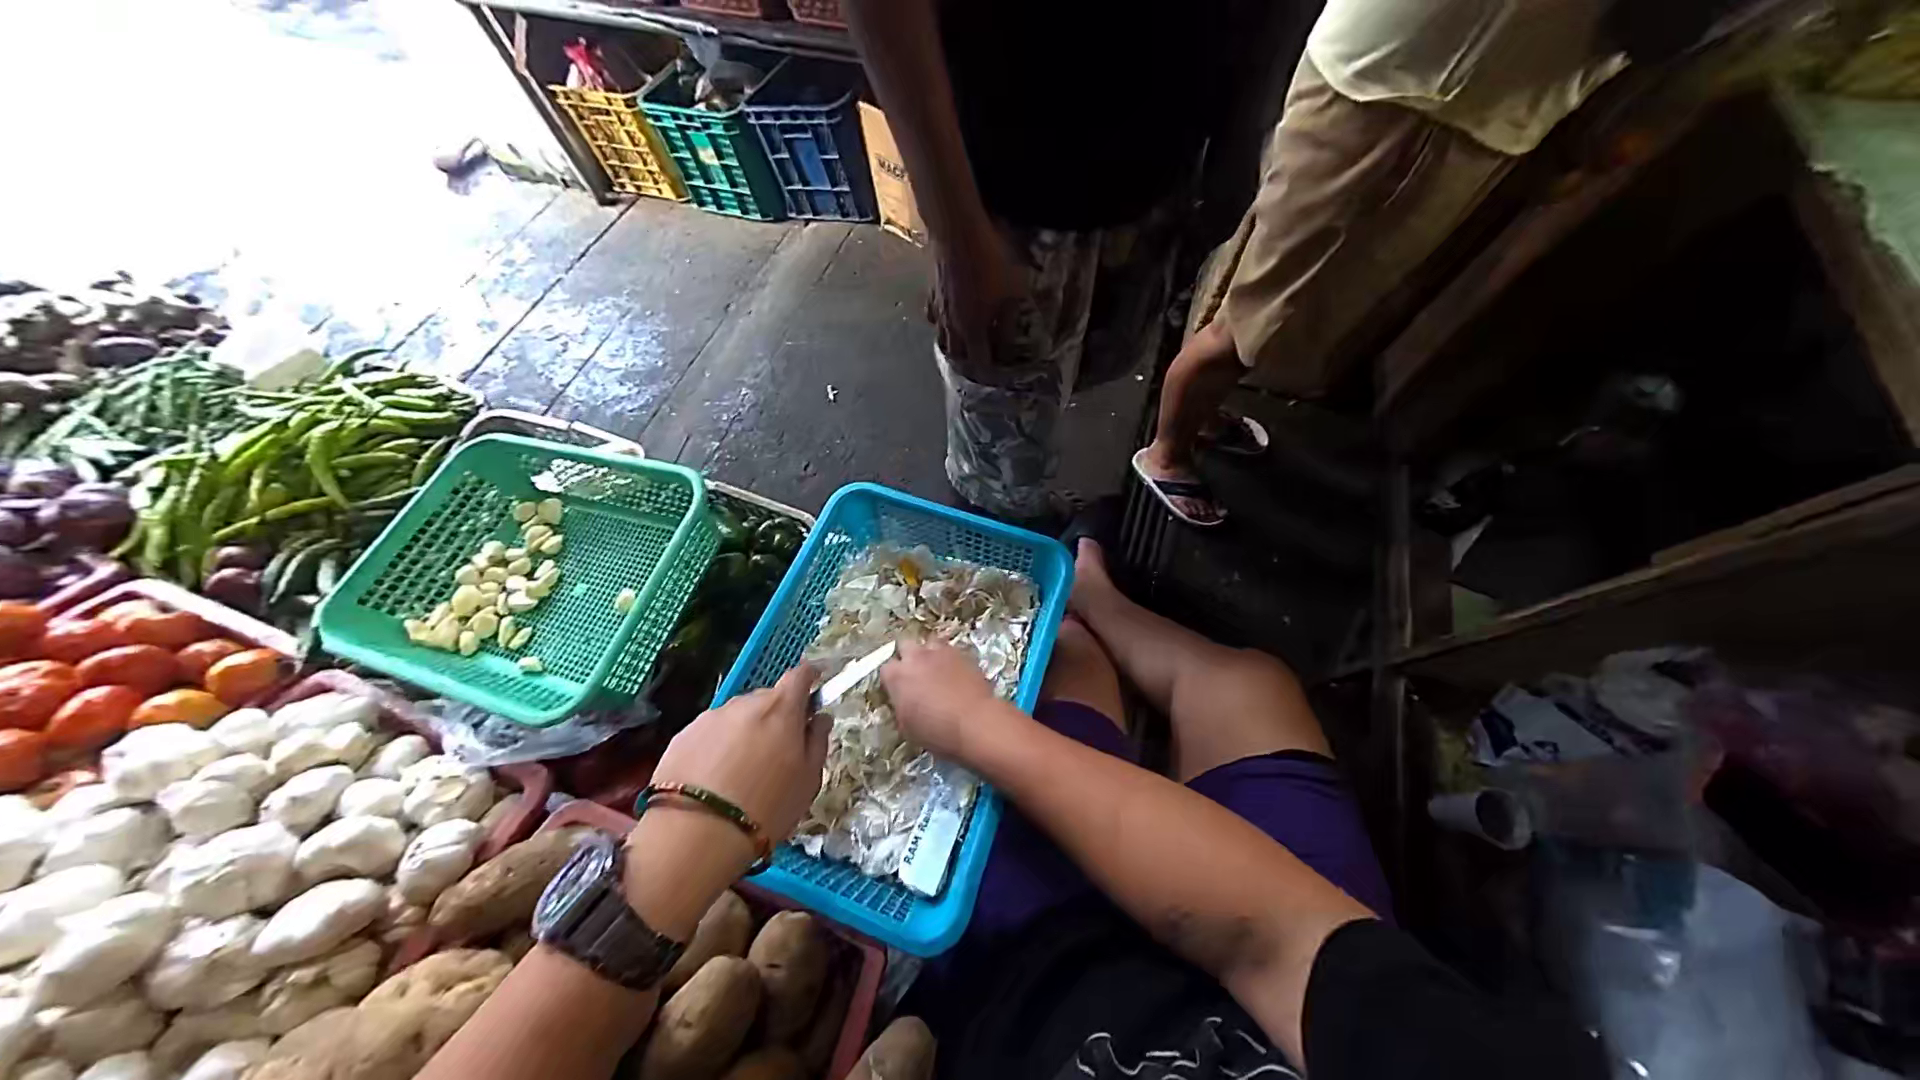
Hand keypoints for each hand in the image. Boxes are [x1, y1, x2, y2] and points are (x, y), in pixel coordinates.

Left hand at [626, 666, 826, 937]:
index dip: (810, 677)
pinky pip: (711, 734)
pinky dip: (718, 748)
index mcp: (781, 708)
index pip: (800, 675)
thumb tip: (820, 718)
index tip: (815, 685)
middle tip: (779, 751)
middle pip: (768, 699)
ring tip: (743, 772)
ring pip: (738, 717)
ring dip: (746, 732)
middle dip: (777, 716)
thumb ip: (818, 741)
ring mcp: (711, 717)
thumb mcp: (809, 781)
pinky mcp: (683, 736)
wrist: (694, 836)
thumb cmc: (766, 808)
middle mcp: (745, 704)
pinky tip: (715, 780)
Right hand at [880, 638, 1005, 761]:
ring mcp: (940, 652)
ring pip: (929, 643)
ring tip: (937, 671)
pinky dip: (950, 660)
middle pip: (905, 646)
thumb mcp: (908, 727)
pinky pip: (951, 651)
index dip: (893, 679)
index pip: (886, 669)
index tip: (899, 690)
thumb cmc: (937, 732)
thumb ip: (901, 706)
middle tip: (916, 675)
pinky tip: (955, 674)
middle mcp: (916, 657)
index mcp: (897, 676)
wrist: (976, 723)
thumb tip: (904, 700)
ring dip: (930, 654)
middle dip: (908, 657)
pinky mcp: (963, 653)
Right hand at [930, 225, 1025, 380]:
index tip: (995, 379)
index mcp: (973, 330)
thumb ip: (1009, 323)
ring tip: (963, 347)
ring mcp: (937, 310)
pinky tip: (946, 318)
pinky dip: (940, 324)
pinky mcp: (929, 293)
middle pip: (957, 356)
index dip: (988, 373)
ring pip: (942, 339)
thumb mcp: (1012, 293)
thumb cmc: (990, 260)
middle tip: (980, 364)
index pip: (980, 363)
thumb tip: (1008, 347)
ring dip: (953, 346)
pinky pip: (933, 317)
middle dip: (969, 364)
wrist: (956, 230)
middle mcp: (951, 326)